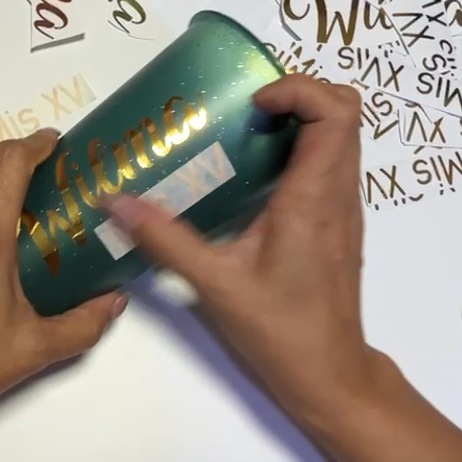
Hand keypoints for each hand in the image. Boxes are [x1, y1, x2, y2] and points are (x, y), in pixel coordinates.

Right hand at [106, 75, 383, 421]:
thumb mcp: (214, 283)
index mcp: (314, 198)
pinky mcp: (338, 224)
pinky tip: (253, 178)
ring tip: (244, 135)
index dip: (298, 89)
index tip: (252, 104)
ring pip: (341, 137)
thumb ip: (164, 239)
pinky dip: (301, 150)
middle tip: (246, 110)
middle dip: (298, 95)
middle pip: (345, 112)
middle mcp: (339, 194)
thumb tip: (115, 203)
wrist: (328, 372)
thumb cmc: (280, 329)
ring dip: (301, 121)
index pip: (335, 112)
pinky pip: (330, 164)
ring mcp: (344, 209)